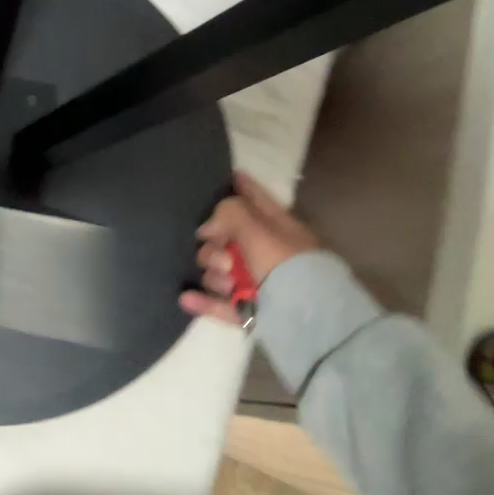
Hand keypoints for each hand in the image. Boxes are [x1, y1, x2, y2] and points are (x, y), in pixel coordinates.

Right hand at [179, 170, 319, 323]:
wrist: (307, 320)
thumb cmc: (286, 266)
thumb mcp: (259, 231)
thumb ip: (229, 214)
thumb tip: (208, 226)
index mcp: (277, 229)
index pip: (257, 199)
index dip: (244, 186)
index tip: (232, 174)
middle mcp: (266, 253)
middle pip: (224, 239)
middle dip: (215, 248)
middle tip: (224, 258)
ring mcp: (256, 283)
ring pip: (218, 271)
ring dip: (215, 275)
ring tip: (228, 284)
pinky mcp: (248, 310)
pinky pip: (217, 302)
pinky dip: (203, 300)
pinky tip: (187, 297)